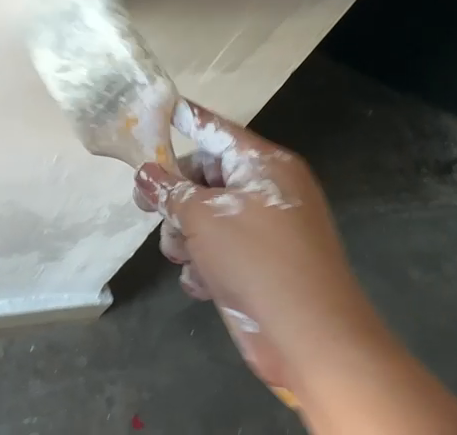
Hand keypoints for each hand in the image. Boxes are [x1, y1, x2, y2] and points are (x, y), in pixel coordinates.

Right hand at [133, 99, 372, 391]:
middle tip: (145, 208)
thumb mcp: (201, 216)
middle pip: (205, 174)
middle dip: (174, 196)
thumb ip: (168, 189)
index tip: (142, 115)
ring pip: (208, 214)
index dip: (176, 119)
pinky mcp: (266, 263)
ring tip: (179, 256)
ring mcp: (270, 228)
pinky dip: (206, 261)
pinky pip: (223, 247)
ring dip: (185, 234)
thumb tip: (145, 174)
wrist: (315, 341)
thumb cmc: (256, 261)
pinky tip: (198, 282)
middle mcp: (269, 188)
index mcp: (263, 164)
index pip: (211, 127)